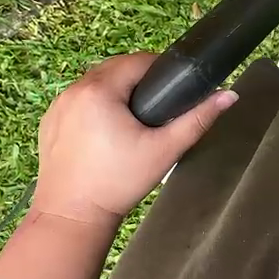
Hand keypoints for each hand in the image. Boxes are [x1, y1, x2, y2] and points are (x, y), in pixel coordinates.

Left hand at [32, 53, 236, 225]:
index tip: (174, 91)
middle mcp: (74, 90)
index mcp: (99, 89)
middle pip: (116, 68)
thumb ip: (198, 119)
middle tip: (159, 106)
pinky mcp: (49, 122)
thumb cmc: (119, 182)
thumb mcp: (164, 150)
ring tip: (136, 117)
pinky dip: (95, 105)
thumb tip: (229, 94)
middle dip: (139, 80)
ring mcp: (58, 105)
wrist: (71, 218)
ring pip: (96, 82)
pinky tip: (108, 129)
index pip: (138, 61)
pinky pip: (79, 99)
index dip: (161, 70)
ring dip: (117, 90)